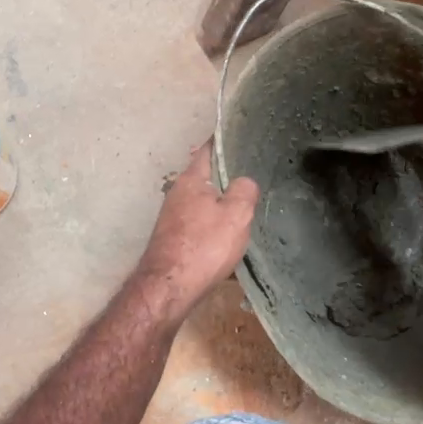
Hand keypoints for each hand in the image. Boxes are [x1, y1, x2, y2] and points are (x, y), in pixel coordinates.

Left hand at [135, 142, 260, 321]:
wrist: (169, 288)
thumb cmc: (204, 246)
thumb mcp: (236, 214)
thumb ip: (245, 191)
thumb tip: (244, 182)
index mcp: (191, 180)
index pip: (209, 149)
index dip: (225, 140)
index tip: (243, 135)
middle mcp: (177, 194)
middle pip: (206, 176)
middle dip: (227, 175)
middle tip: (253, 173)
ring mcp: (172, 218)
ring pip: (203, 202)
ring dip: (221, 203)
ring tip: (246, 206)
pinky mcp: (174, 239)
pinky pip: (200, 224)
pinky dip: (214, 225)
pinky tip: (229, 237)